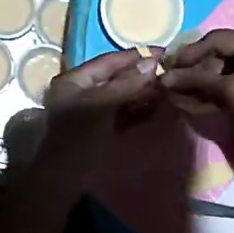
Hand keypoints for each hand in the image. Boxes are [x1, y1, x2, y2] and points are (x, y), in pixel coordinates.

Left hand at [34, 48, 160, 181]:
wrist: (64, 180)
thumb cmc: (77, 137)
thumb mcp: (101, 106)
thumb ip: (126, 84)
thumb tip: (152, 63)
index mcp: (73, 81)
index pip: (107, 62)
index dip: (134, 57)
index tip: (162, 52)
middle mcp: (81, 92)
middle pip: (115, 78)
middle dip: (141, 75)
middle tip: (169, 72)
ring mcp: (91, 112)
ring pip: (120, 96)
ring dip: (143, 92)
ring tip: (167, 88)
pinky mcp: (101, 130)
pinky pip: (122, 113)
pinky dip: (138, 109)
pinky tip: (157, 106)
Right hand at [160, 28, 233, 166]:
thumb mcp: (229, 91)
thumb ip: (195, 80)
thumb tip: (162, 78)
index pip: (217, 39)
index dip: (189, 54)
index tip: (165, 66)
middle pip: (219, 53)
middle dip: (194, 70)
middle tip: (169, 81)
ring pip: (223, 69)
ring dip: (200, 82)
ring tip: (176, 93)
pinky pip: (232, 81)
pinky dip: (213, 90)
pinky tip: (192, 99)